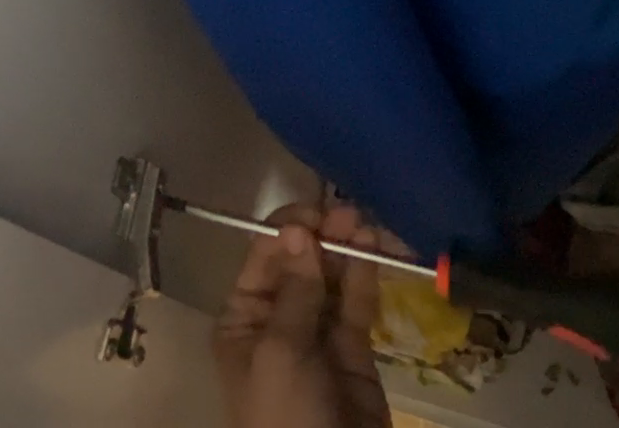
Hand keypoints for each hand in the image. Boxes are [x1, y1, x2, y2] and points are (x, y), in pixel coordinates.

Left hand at [213, 203, 392, 427]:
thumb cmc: (286, 416)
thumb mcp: (281, 353)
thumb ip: (295, 291)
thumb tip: (297, 229)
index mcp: (243, 319)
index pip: (264, 259)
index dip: (288, 231)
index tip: (316, 211)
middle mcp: (276, 320)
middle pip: (299, 264)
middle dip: (322, 235)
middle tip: (349, 213)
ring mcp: (315, 334)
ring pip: (330, 280)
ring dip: (346, 250)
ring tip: (367, 225)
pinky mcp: (352, 351)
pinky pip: (355, 305)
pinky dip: (364, 277)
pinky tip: (375, 251)